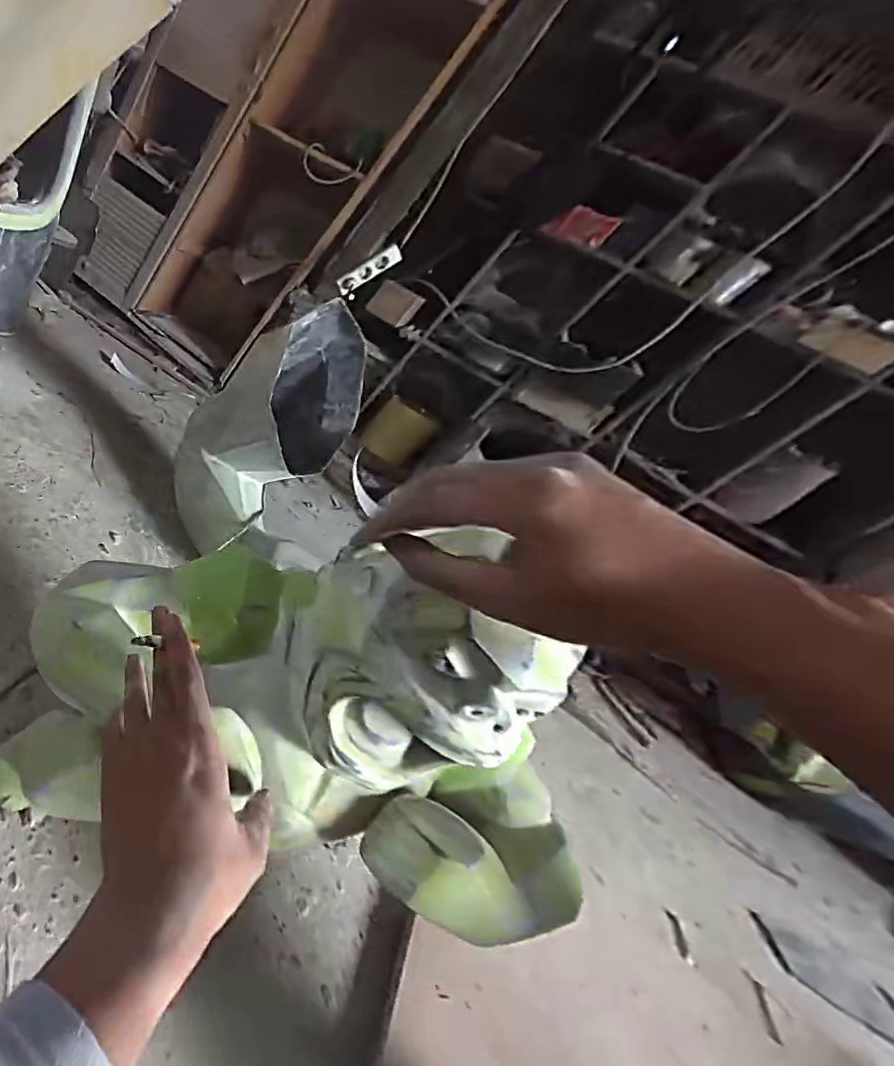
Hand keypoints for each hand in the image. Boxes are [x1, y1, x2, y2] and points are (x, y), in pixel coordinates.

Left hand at [96, 606, 272, 956]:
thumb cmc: (209, 876)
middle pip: (161, 681)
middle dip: (160, 645)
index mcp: (201, 751)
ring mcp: (130, 754)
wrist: (149, 901)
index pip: (190, 685)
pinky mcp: (110, 771)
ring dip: (135, 674)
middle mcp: (162, 741)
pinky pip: (114, 728)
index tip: (174, 619)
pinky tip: (123, 707)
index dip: (182, 648)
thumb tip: (260, 793)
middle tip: (158, 615)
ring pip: (132, 700)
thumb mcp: (250, 846)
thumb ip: (256, 812)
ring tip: (135, 654)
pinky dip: (120, 711)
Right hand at [354, 453, 762, 654]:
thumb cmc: (608, 609)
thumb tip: (396, 549)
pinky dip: (467, 492)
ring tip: (408, 523)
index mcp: (523, 498)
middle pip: (447, 477)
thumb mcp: (510, 599)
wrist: (714, 602)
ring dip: (433, 495)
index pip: (430, 500)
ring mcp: (563, 464)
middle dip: (403, 504)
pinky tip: (458, 513)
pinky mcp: (580, 471)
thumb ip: (440, 571)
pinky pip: (502, 474)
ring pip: (473, 472)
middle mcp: (539, 467)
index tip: (358, 541)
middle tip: (376, 532)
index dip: (386, 520)